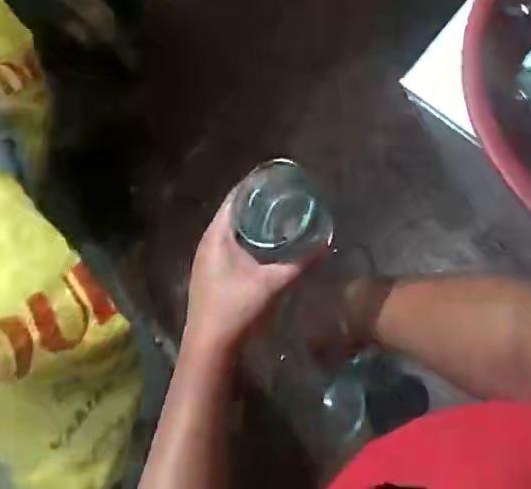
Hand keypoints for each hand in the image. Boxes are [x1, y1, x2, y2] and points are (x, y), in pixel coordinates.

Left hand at [181, 195, 312, 357]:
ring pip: (231, 229)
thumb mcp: (272, 284)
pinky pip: (229, 243)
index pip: (236, 196)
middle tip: (286, 197)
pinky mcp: (209, 272)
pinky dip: (246, 237)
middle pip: (234, 211)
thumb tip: (325, 244)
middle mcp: (207, 241)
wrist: (209, 350)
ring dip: (252, 222)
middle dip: (259, 203)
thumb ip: (299, 264)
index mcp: (217, 234)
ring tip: (279, 215)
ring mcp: (205, 258)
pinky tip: (264, 244)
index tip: (279, 180)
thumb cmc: (236, 310)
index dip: (256, 185)